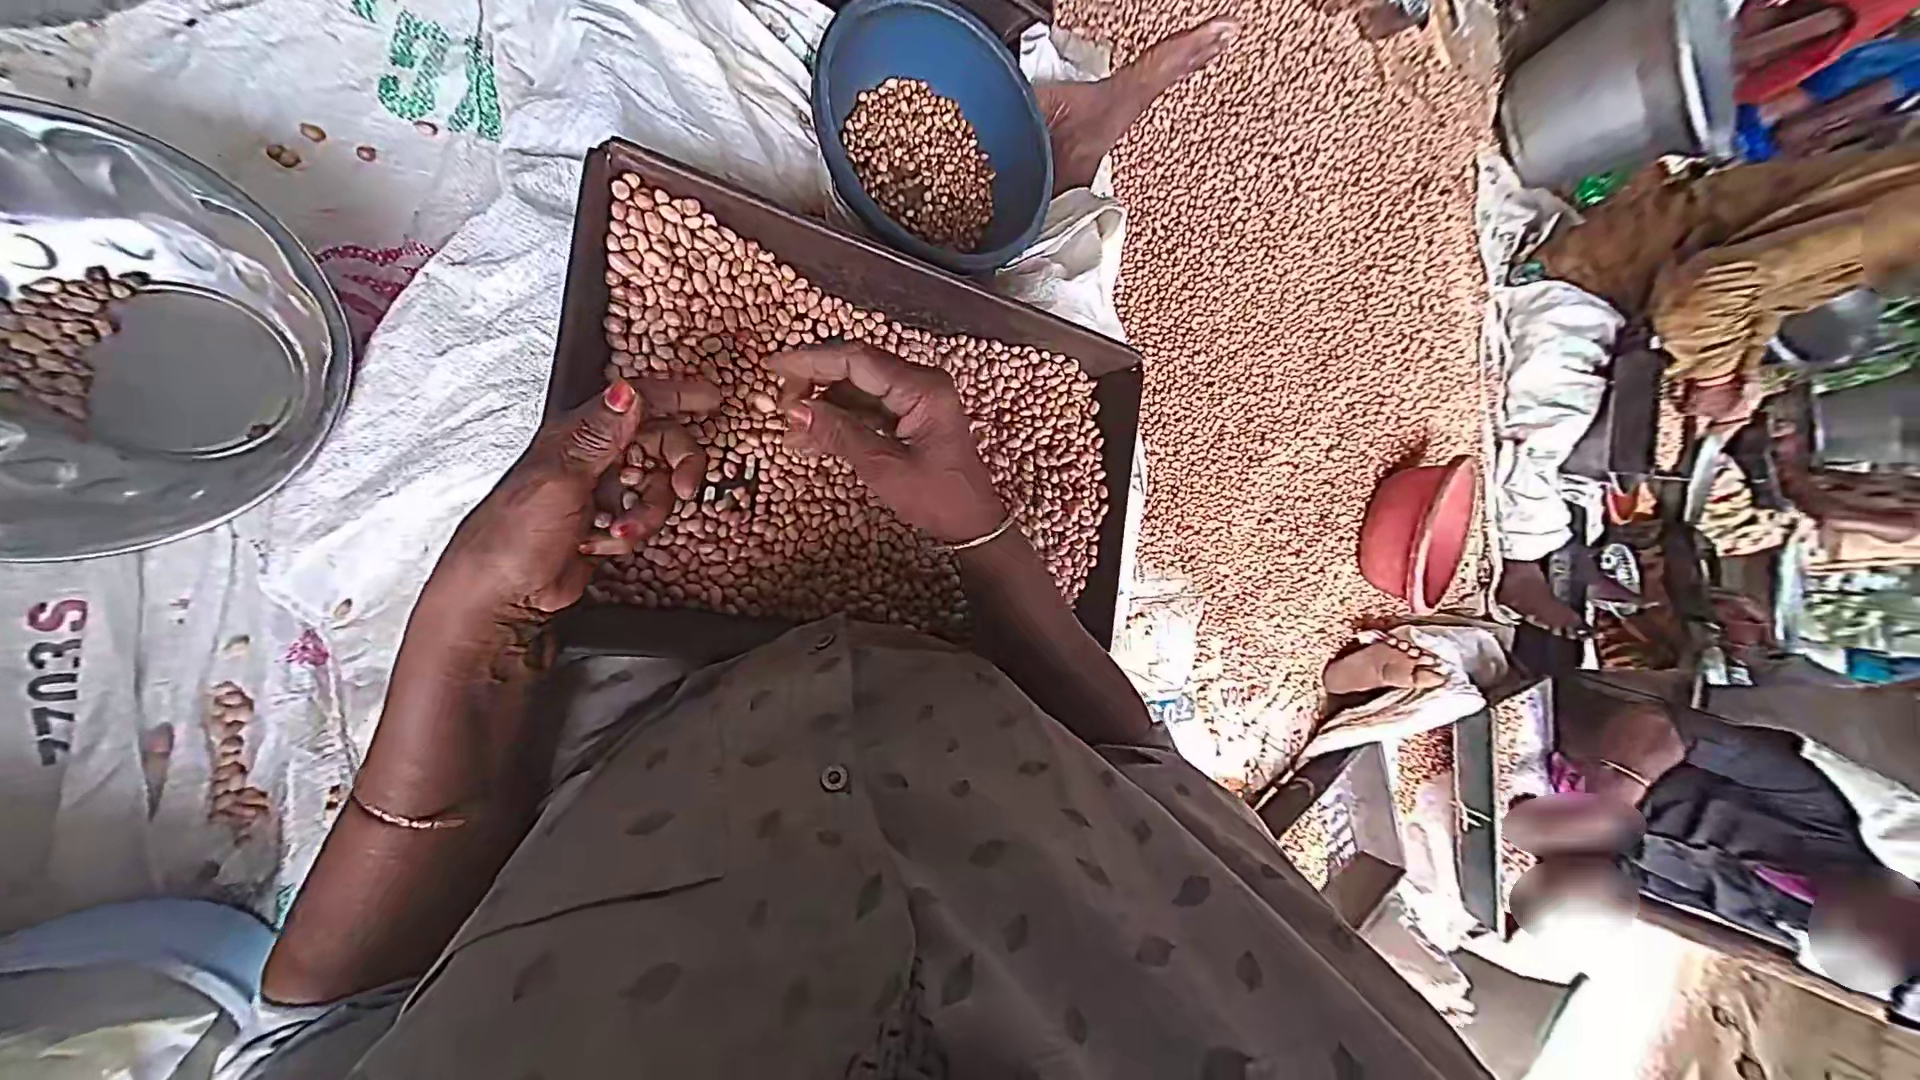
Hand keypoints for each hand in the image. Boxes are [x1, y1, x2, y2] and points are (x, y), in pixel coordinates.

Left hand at [428, 375, 718, 620]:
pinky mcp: (611, 517)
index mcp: (582, 435)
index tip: (712, 398)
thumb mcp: (562, 477)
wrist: (504, 591)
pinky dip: (633, 533)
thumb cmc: (514, 534)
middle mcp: (597, 455)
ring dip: (647, 514)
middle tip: (683, 487)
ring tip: (618, 531)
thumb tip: (627, 392)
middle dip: (678, 469)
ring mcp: (606, 487)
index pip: (639, 401)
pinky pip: (647, 516)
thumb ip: (601, 434)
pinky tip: (602, 542)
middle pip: (663, 445)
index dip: (678, 396)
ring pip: (659, 488)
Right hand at [770, 342, 1004, 544]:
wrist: (971, 523)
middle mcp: (922, 384)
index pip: (857, 360)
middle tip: (781, 404)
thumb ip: (839, 433)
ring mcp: (917, 399)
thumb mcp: (884, 468)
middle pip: (856, 368)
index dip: (811, 361)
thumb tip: (793, 411)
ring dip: (824, 404)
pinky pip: (869, 408)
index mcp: (923, 389)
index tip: (775, 368)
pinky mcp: (911, 416)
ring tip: (791, 428)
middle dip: (814, 381)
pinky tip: (813, 436)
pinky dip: (841, 419)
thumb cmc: (937, 499)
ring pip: (859, 388)